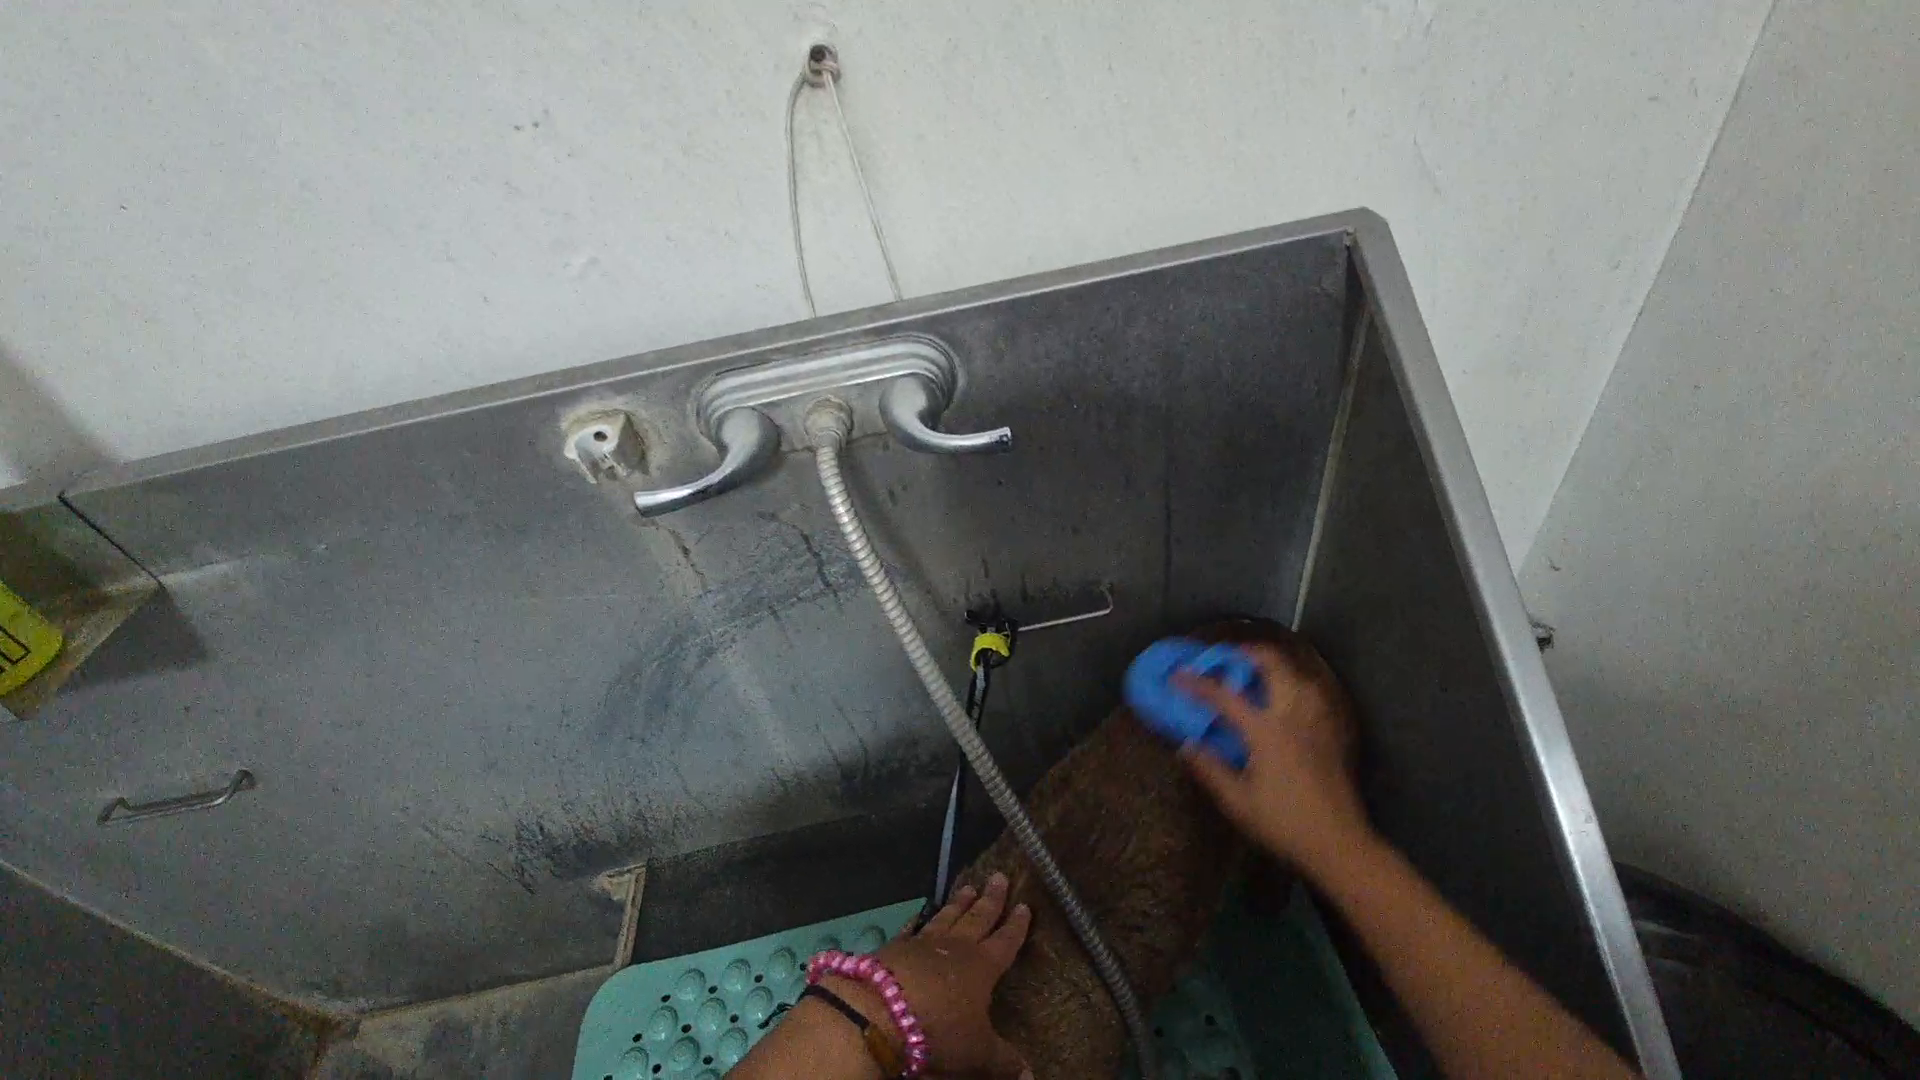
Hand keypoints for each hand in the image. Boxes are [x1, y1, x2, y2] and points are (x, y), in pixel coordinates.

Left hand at [830, 872, 1033, 1078]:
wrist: (881, 1011)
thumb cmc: (939, 1030)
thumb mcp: (978, 1053)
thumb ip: (1004, 1060)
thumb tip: (1031, 1076)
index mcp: (982, 967)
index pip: (1005, 942)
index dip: (1016, 926)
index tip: (1025, 905)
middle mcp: (955, 947)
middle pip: (977, 918)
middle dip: (990, 900)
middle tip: (999, 876)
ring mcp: (923, 943)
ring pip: (947, 917)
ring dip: (958, 902)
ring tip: (967, 886)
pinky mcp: (896, 947)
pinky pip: (913, 929)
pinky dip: (919, 920)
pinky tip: (921, 914)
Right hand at [1173, 639, 1374, 875]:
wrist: (1339, 845)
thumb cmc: (1284, 823)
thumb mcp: (1237, 802)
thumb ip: (1210, 769)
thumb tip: (1186, 746)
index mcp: (1265, 731)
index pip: (1224, 696)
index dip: (1198, 683)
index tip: (1178, 675)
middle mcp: (1293, 717)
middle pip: (1273, 666)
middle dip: (1247, 653)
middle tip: (1227, 657)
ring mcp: (1317, 723)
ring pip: (1299, 676)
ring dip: (1276, 667)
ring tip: (1258, 674)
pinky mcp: (1332, 735)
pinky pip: (1315, 696)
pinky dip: (1297, 687)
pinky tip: (1289, 701)